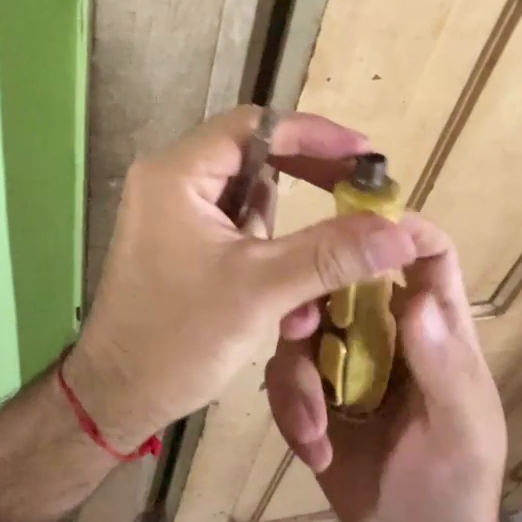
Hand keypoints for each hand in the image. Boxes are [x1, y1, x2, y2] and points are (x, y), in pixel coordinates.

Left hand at [63, 107, 445, 449]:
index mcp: (177, 173)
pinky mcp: (179, 239)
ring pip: (250, 197)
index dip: (315, 135)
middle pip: (254, 156)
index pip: (255, 126)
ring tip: (304, 287)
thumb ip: (331, 253)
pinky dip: (266, 253)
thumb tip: (402, 230)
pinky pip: (236, 227)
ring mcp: (172, 209)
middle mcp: (170, 178)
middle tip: (359, 196)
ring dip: (286, 235)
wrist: (119, 395)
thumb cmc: (179, 338)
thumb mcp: (262, 290)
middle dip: (308, 183)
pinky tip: (283, 303)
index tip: (367, 157)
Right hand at [265, 221, 521, 521]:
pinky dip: (291, 409)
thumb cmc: (458, 484)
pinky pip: (284, 376)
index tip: (357, 225)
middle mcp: (384, 329)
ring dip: (298, 377)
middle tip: (294, 326)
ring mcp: (343, 358)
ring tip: (311, 427)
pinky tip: (314, 450)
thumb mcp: (462, 428)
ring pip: (300, 327)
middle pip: (341, 277)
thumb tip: (412, 296)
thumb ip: (442, 365)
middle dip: (311, 296)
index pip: (426, 255)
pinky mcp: (311, 391)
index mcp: (433, 324)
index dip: (400, 229)